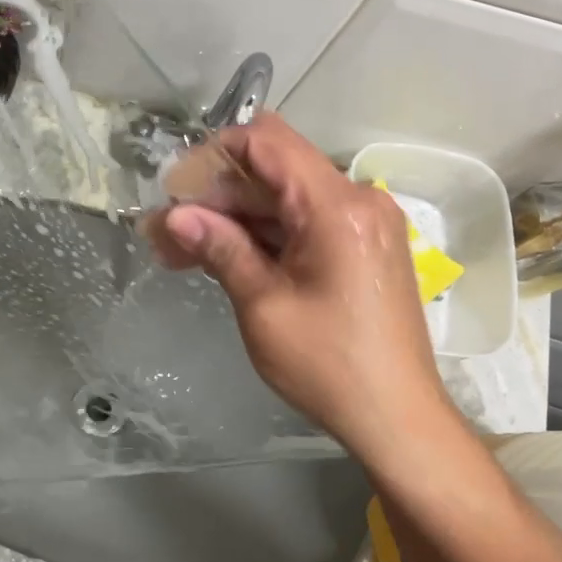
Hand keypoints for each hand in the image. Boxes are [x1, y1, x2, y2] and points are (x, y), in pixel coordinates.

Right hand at [143, 115, 453, 464]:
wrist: (398, 419)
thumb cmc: (328, 364)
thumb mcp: (263, 304)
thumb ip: (220, 248)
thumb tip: (174, 214)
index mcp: (336, 206)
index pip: (268, 141)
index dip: (215, 153)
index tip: (175, 188)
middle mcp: (357, 201)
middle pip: (272, 172)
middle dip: (214, 196)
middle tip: (163, 233)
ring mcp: (363, 224)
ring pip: (282, 200)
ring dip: (232, 219)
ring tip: (178, 252)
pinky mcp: (360, 248)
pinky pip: (302, 223)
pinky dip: (261, 236)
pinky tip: (218, 259)